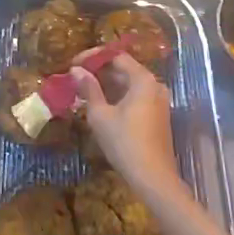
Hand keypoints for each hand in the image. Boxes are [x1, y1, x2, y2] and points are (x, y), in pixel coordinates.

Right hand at [73, 54, 180, 196]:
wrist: (153, 178)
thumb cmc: (124, 142)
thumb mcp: (100, 114)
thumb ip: (89, 88)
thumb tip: (76, 70)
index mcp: (143, 79)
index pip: (116, 56)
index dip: (93, 57)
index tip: (74, 65)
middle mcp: (155, 85)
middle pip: (124, 69)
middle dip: (99, 71)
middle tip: (76, 78)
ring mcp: (159, 101)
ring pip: (129, 84)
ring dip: (107, 85)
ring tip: (84, 91)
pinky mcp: (158, 115)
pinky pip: (136, 96)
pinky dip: (118, 96)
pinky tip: (101, 105)